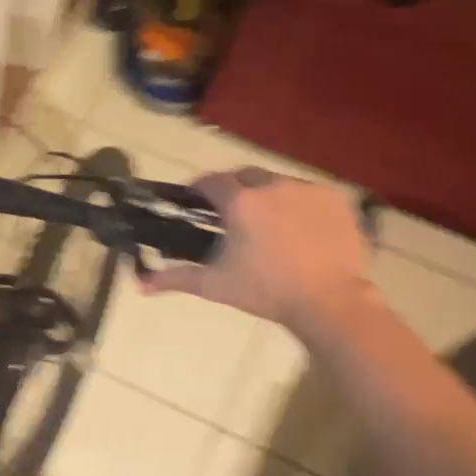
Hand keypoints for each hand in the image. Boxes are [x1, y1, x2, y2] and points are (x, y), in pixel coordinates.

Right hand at [142, 167, 375, 337]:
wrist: (329, 300)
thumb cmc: (265, 291)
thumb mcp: (215, 285)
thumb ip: (176, 279)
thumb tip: (140, 286)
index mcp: (240, 202)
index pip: (211, 181)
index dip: (199, 189)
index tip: (194, 202)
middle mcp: (273, 185)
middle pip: (245, 176)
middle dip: (233, 189)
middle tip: (228, 216)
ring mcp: (307, 189)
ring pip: (277, 183)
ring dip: (266, 196)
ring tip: (265, 225)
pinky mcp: (335, 199)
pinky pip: (307, 194)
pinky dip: (296, 205)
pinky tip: (296, 231)